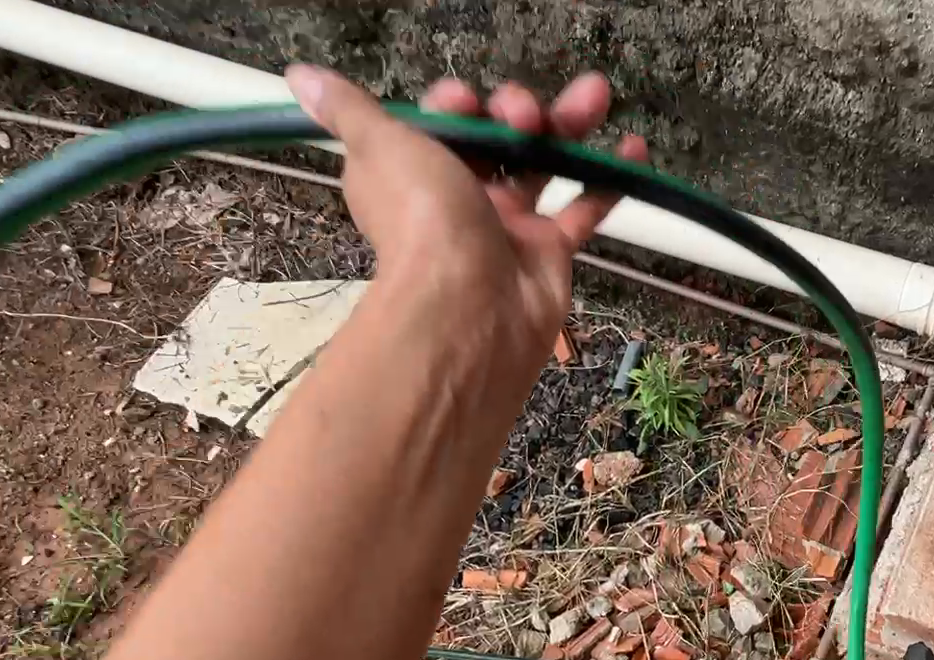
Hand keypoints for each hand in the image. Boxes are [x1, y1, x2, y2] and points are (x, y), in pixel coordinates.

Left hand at [284, 65, 646, 374]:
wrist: (473, 307)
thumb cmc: (425, 221)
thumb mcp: (381, 146)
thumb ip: (351, 109)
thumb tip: (301, 78)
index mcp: (415, 172)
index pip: (443, 122)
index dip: (460, 105)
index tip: (470, 104)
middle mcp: (461, 196)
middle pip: (498, 137)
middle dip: (519, 110)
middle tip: (529, 113)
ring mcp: (509, 224)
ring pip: (544, 164)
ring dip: (569, 127)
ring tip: (598, 95)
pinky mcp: (551, 249)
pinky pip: (582, 207)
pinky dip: (607, 179)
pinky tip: (632, 149)